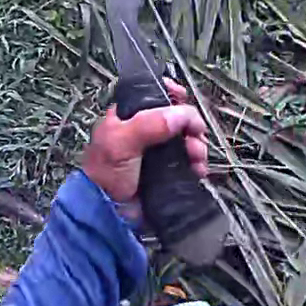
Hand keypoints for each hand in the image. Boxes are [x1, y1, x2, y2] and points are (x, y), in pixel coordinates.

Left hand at [82, 78, 209, 203]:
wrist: (108, 213)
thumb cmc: (107, 174)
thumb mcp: (122, 143)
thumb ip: (149, 124)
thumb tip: (182, 114)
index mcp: (127, 116)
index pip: (152, 94)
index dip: (170, 93)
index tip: (183, 98)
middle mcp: (143, 129)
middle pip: (176, 117)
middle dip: (190, 125)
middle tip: (195, 136)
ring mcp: (156, 150)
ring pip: (185, 138)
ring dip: (196, 145)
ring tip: (197, 157)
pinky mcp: (166, 169)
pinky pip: (188, 160)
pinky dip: (197, 163)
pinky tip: (198, 170)